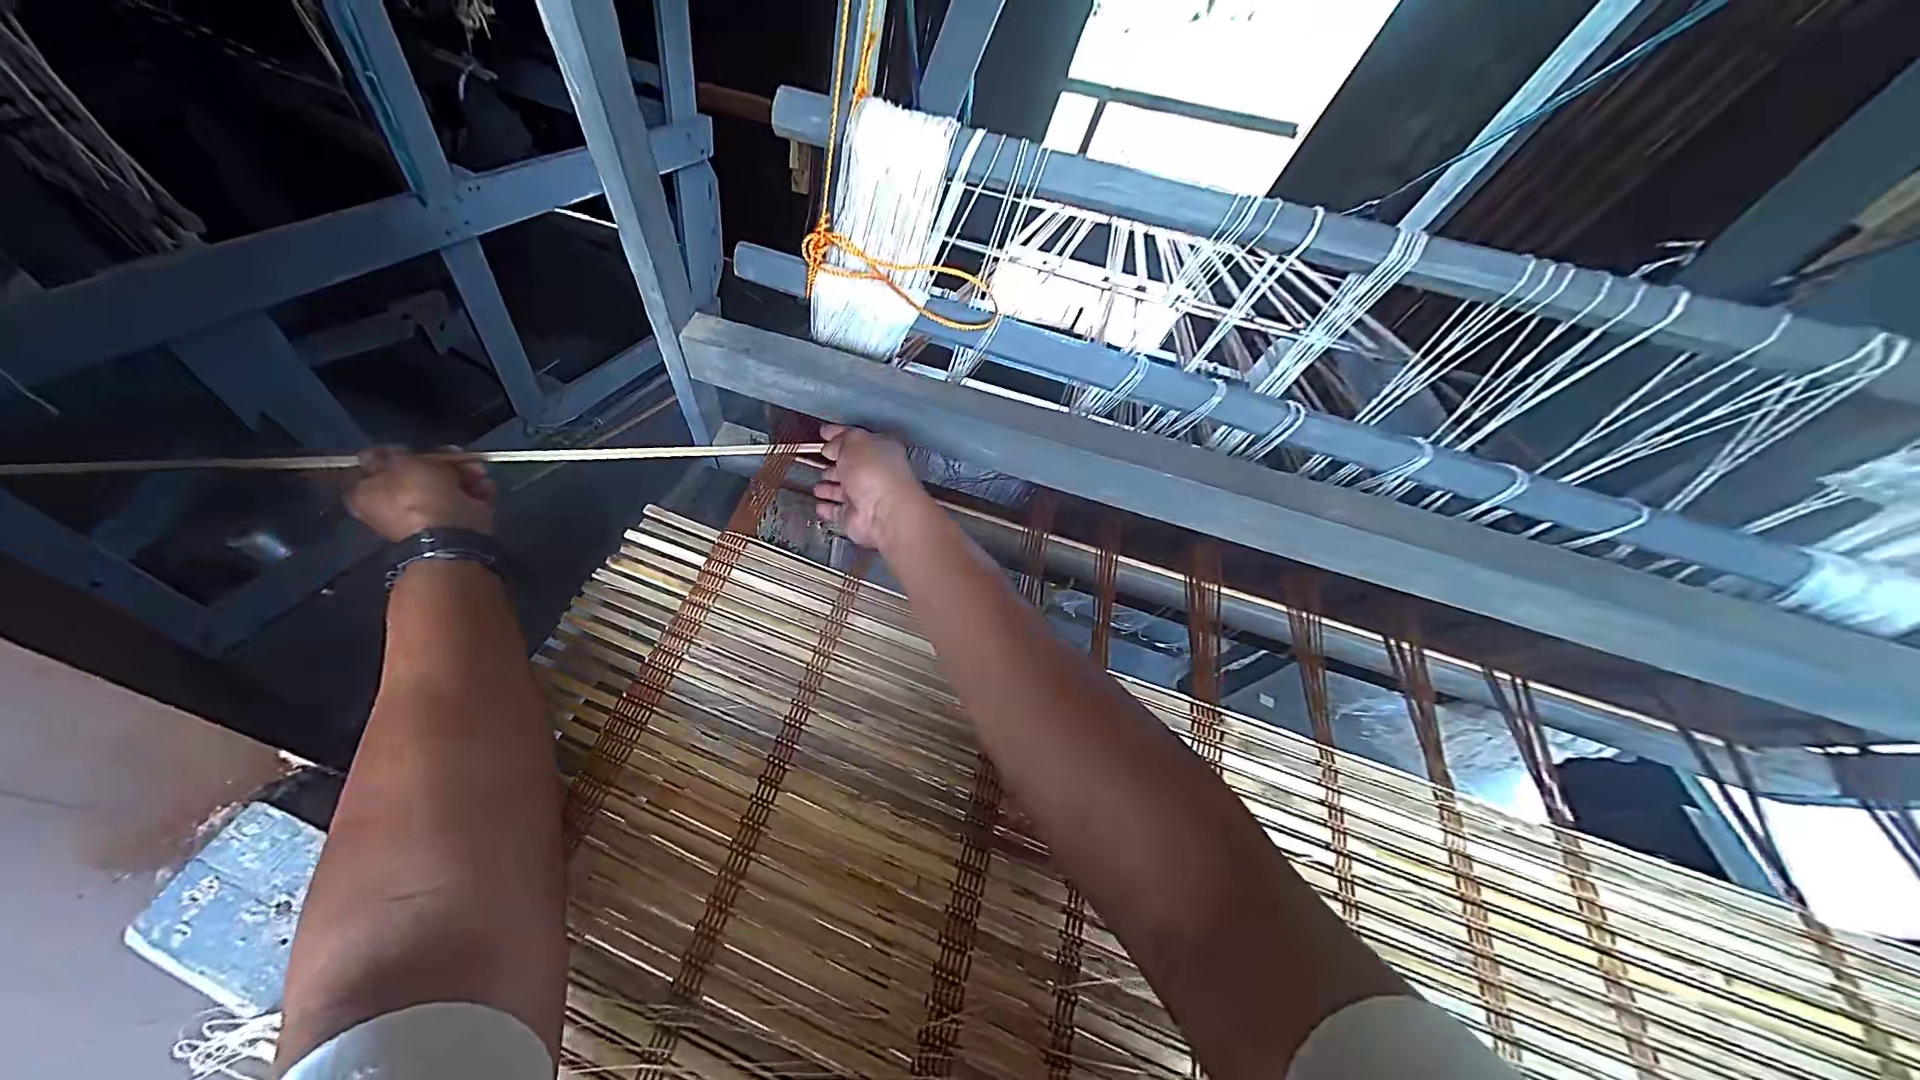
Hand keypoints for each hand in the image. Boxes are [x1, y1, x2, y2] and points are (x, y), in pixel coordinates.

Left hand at [346, 446, 496, 541]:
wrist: (451, 533)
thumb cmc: (418, 495)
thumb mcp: (399, 463)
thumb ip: (389, 455)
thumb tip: (386, 454)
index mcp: (364, 493)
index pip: (376, 466)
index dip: (397, 453)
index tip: (415, 449)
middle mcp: (391, 506)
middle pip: (416, 474)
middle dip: (440, 462)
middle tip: (455, 456)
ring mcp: (424, 516)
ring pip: (446, 484)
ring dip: (465, 475)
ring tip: (477, 473)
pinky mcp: (453, 524)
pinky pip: (465, 499)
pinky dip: (478, 491)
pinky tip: (484, 487)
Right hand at [813, 424, 932, 549]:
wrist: (884, 512)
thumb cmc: (877, 474)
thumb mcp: (854, 443)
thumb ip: (840, 441)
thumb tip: (830, 446)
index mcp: (881, 449)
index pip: (856, 438)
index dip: (839, 434)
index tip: (825, 432)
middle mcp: (877, 473)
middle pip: (852, 466)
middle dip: (836, 463)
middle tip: (822, 460)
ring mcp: (867, 497)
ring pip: (845, 490)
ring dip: (831, 488)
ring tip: (818, 485)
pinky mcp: (857, 518)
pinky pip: (839, 512)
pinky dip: (829, 509)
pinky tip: (821, 506)